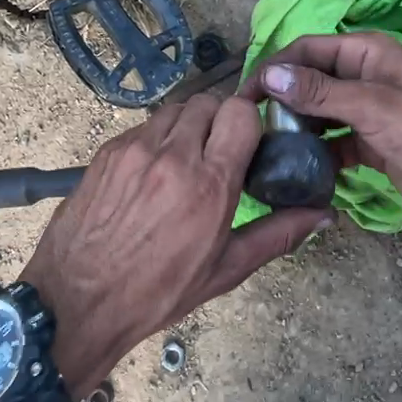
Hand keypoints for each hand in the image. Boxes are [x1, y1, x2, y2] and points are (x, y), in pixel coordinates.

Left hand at [20, 93, 331, 392]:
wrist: (78, 300)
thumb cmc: (158, 291)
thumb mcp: (225, 270)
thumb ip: (278, 234)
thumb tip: (323, 214)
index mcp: (210, 184)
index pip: (241, 113)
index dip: (249, 121)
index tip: (248, 141)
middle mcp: (174, 155)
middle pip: (209, 102)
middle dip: (219, 119)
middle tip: (217, 149)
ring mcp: (137, 148)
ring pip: (176, 108)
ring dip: (187, 124)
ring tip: (185, 157)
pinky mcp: (109, 149)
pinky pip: (144, 125)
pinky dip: (156, 137)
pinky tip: (153, 168)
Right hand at [237, 32, 401, 239]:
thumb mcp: (376, 108)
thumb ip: (321, 92)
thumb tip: (269, 74)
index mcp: (369, 52)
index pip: (309, 49)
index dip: (275, 67)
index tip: (244, 96)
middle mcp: (366, 76)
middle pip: (311, 80)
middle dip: (281, 99)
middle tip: (249, 128)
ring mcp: (370, 113)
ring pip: (320, 112)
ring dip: (296, 126)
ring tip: (266, 149)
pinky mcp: (372, 146)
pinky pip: (333, 143)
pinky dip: (316, 153)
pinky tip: (296, 169)